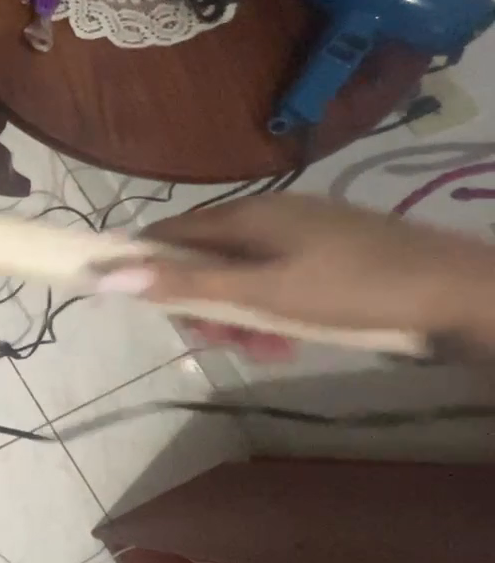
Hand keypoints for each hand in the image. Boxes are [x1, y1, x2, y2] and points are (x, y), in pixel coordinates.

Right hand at [100, 194, 494, 355]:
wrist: (472, 293)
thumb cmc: (357, 289)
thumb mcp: (262, 293)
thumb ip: (184, 286)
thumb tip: (104, 278)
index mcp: (244, 215)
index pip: (163, 234)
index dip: (143, 267)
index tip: (147, 307)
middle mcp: (266, 214)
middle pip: (200, 258)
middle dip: (199, 302)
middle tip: (215, 340)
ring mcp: (301, 231)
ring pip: (238, 273)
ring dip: (235, 313)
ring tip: (260, 348)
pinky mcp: (330, 250)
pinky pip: (273, 276)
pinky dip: (268, 307)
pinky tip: (287, 337)